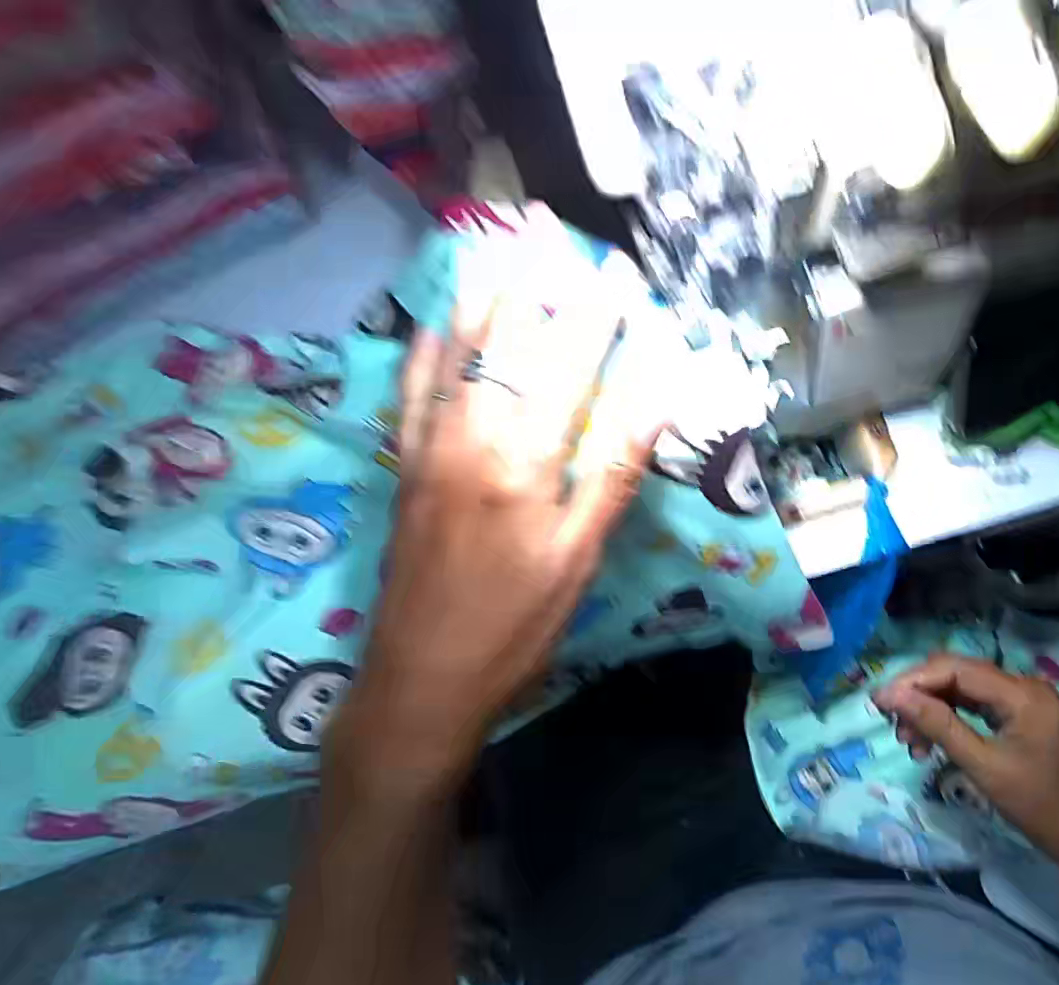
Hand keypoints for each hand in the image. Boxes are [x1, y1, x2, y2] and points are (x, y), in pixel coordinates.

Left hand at [331, 291, 658, 801]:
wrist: (420, 680)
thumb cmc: (515, 630)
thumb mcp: (579, 562)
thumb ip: (612, 476)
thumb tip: (654, 405)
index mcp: (524, 465)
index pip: (569, 372)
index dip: (598, 320)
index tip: (620, 275)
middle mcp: (470, 439)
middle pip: (509, 347)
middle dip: (538, 286)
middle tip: (551, 230)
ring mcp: (428, 449)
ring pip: (454, 356)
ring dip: (479, 296)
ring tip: (495, 246)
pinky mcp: (403, 469)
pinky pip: (409, 394)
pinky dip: (422, 349)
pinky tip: (431, 318)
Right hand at [873, 654, 1058, 878]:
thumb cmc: (1043, 808)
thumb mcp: (984, 767)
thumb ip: (937, 725)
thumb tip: (891, 695)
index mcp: (1021, 692)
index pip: (954, 668)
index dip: (912, 681)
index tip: (879, 703)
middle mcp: (1023, 686)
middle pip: (956, 674)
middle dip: (919, 696)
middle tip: (893, 726)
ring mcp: (1024, 702)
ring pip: (962, 691)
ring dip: (931, 710)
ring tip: (910, 742)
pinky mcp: (1022, 718)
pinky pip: (976, 707)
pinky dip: (950, 721)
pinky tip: (931, 743)